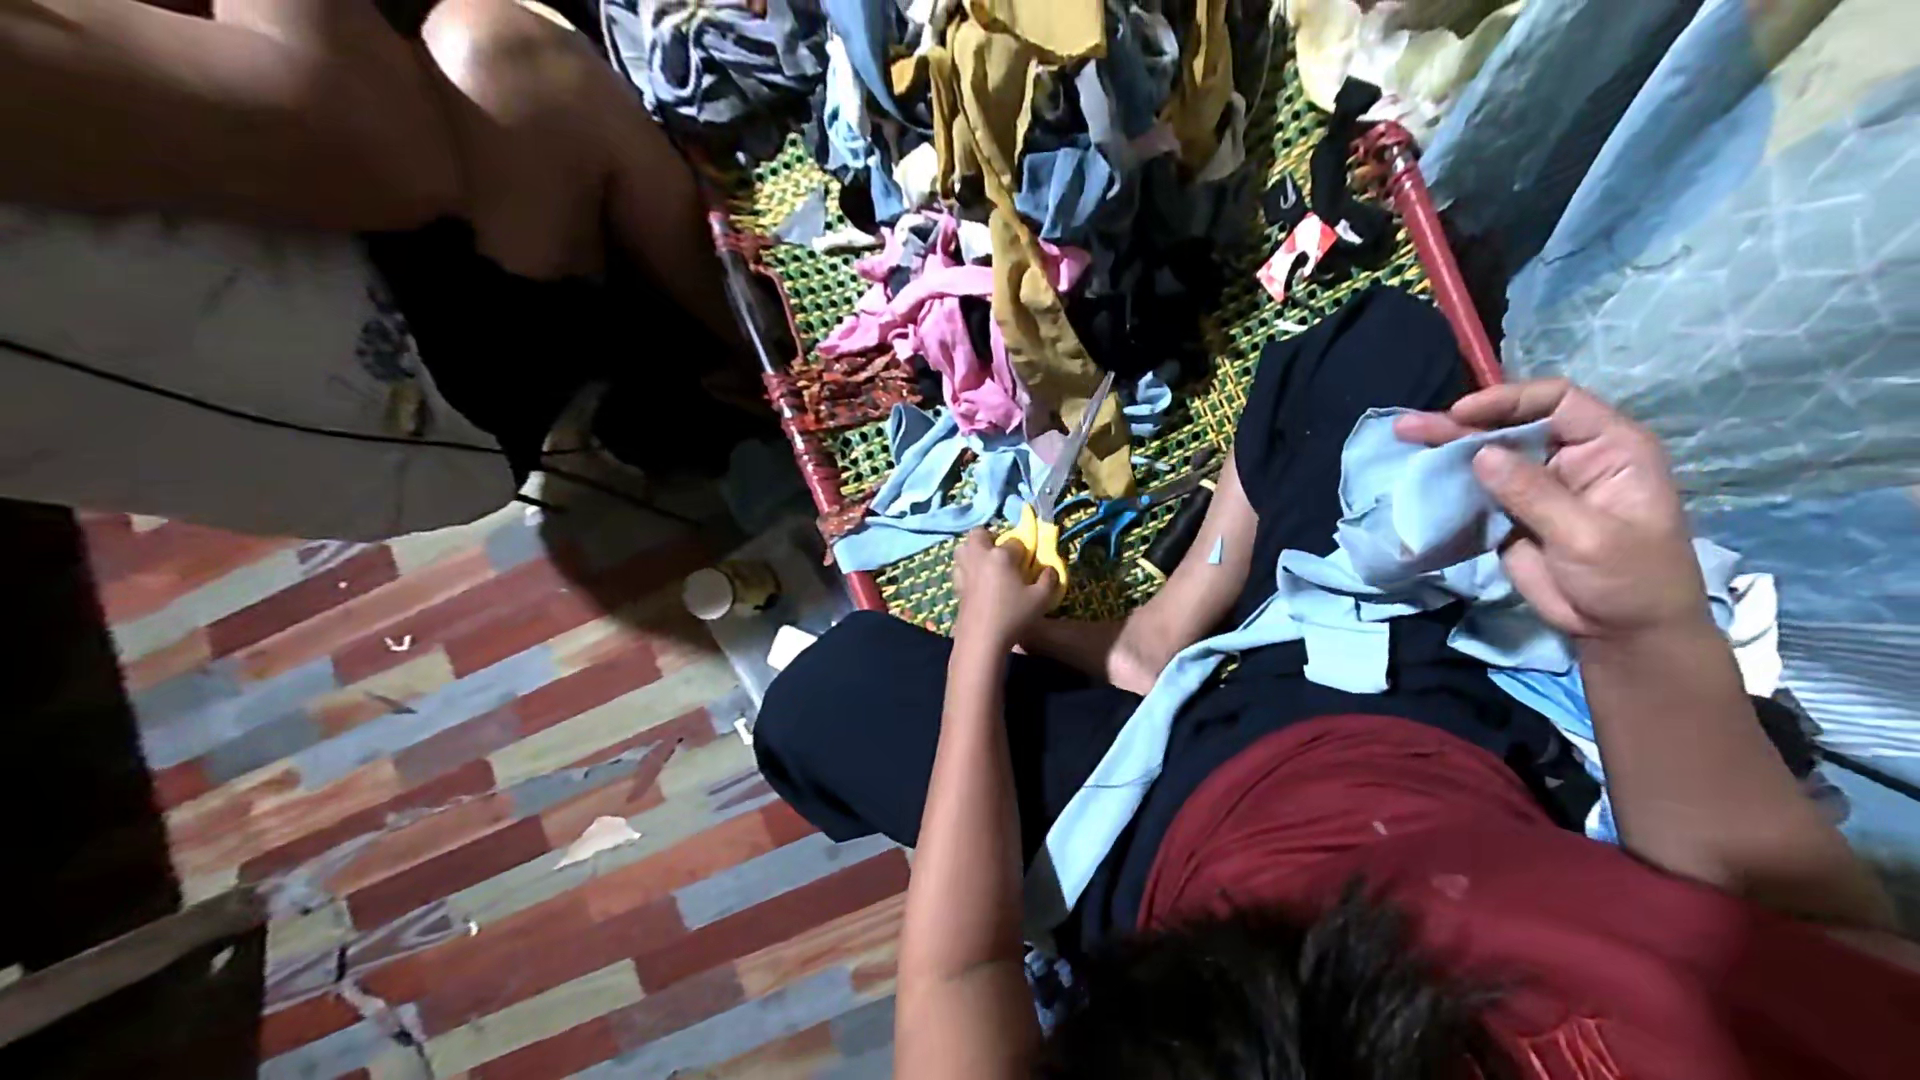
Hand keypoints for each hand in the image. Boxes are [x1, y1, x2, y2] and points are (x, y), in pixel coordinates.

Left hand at [951, 529, 1057, 648]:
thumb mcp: (1041, 599)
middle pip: (979, 534)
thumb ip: (1049, 579)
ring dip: (974, 550)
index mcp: (1001, 555)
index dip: (1023, 551)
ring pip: (964, 548)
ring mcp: (964, 570)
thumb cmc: (1013, 616)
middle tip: (1001, 554)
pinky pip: (959, 567)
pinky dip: (966, 568)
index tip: (1026, 564)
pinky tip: (976, 581)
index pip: (1015, 542)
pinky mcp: (956, 585)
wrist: (982, 639)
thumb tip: (1049, 569)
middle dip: (990, 538)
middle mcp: (979, 556)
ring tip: (986, 565)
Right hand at [1394, 378, 1710, 642]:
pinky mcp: (1508, 510)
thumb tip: (1481, 454)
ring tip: (1404, 436)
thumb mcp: (1588, 536)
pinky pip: (1473, 486)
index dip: (1508, 401)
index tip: (1462, 415)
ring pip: (1485, 453)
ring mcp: (1536, 484)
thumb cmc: (1630, 580)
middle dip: (1461, 423)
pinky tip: (1417, 472)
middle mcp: (1570, 457)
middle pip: (1511, 425)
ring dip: (1445, 447)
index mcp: (1609, 449)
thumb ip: (1534, 493)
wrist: (1620, 631)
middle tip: (1411, 426)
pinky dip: (1445, 479)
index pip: (1558, 402)